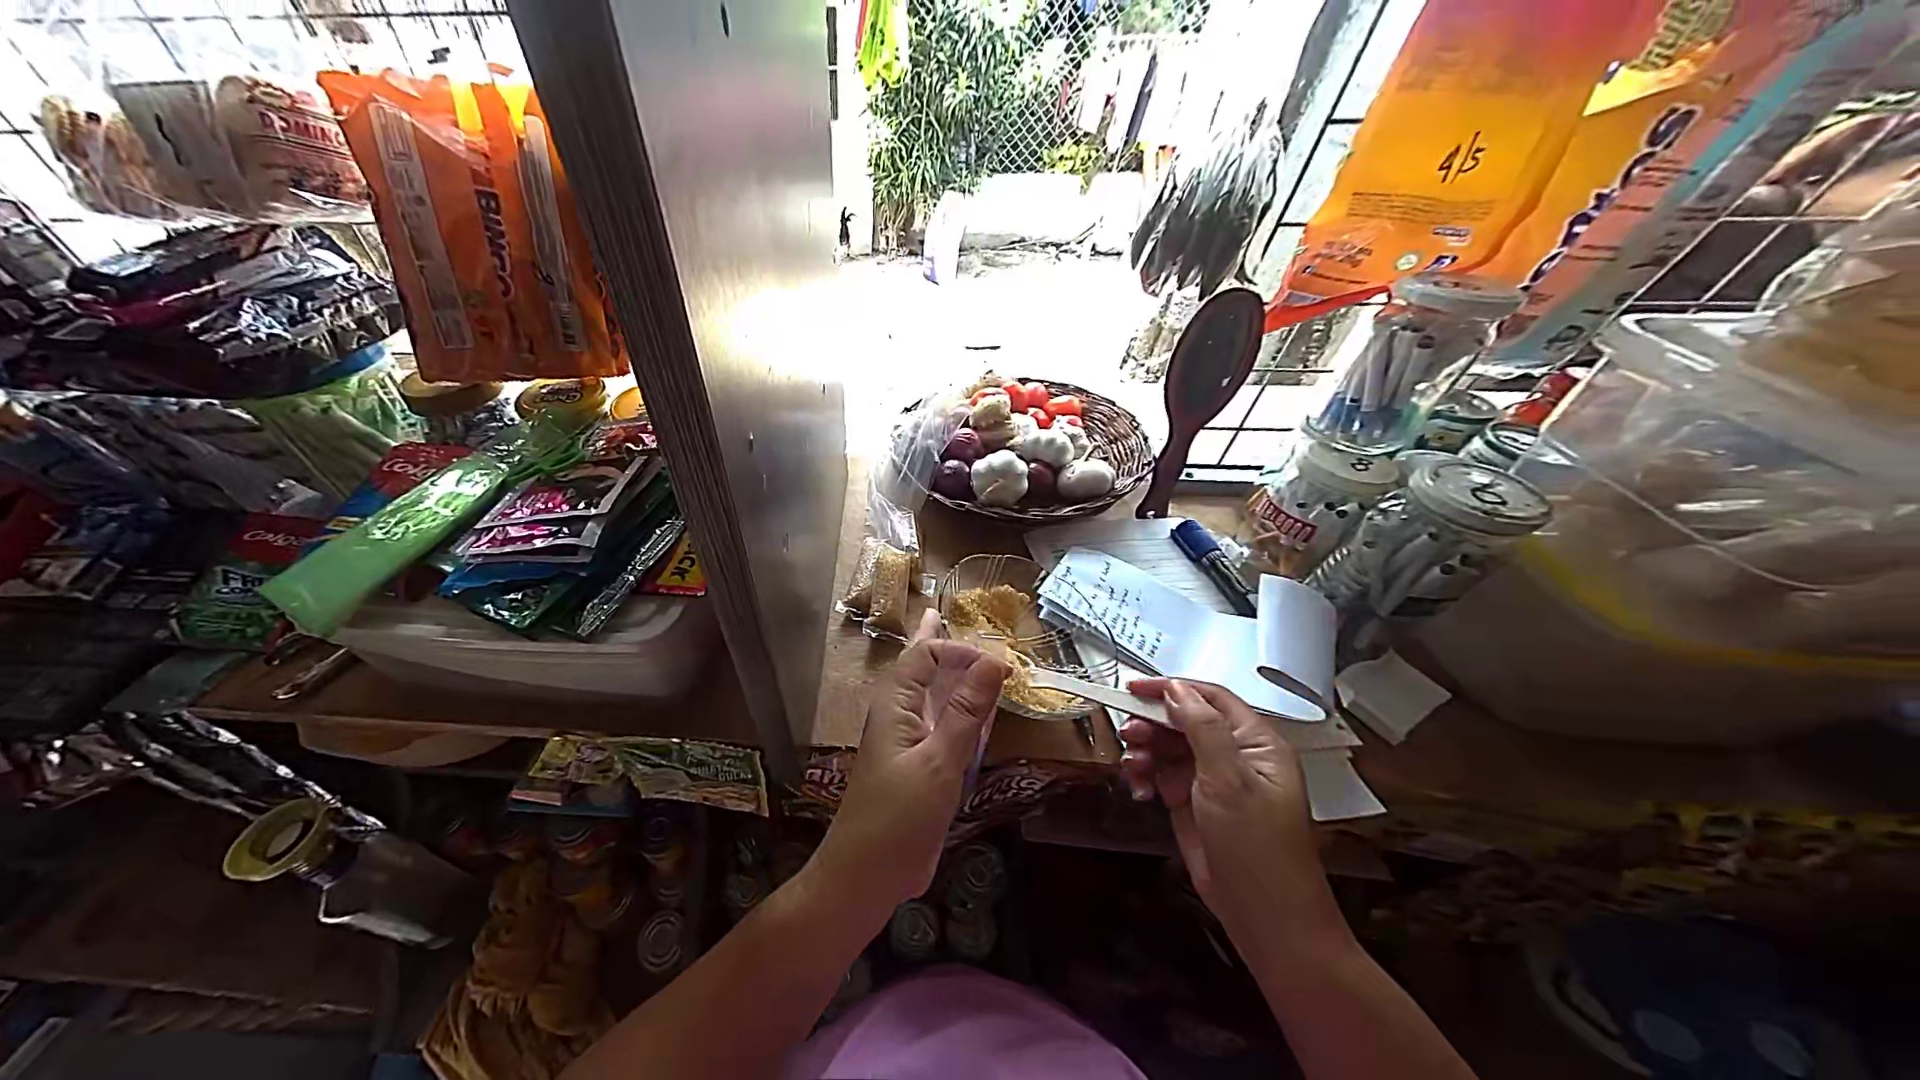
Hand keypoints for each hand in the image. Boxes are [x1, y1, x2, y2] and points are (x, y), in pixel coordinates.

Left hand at [816, 609, 1007, 910]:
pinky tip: (974, 709)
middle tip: (945, 614)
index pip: (925, 656)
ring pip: (935, 698)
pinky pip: (946, 729)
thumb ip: (967, 711)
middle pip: (924, 670)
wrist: (867, 877)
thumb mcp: (939, 761)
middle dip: (939, 646)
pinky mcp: (923, 768)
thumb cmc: (898, 817)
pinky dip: (962, 714)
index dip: (960, 649)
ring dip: (952, 676)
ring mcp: (912, 743)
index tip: (999, 662)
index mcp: (896, 705)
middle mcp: (903, 716)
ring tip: (963, 652)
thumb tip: (995, 661)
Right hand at [1118, 679, 1337, 938]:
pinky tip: (1138, 789)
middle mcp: (1233, 755)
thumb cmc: (1258, 848)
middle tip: (1128, 733)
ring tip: (1132, 766)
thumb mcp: (1230, 782)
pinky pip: (1161, 774)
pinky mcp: (1192, 802)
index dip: (1172, 689)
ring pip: (1168, 746)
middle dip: (1153, 723)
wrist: (1265, 918)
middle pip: (1184, 721)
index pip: (1210, 699)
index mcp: (1256, 743)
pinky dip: (1145, 776)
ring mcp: (1211, 779)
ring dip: (1145, 750)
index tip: (1134, 688)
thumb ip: (1202, 730)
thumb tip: (1176, 690)